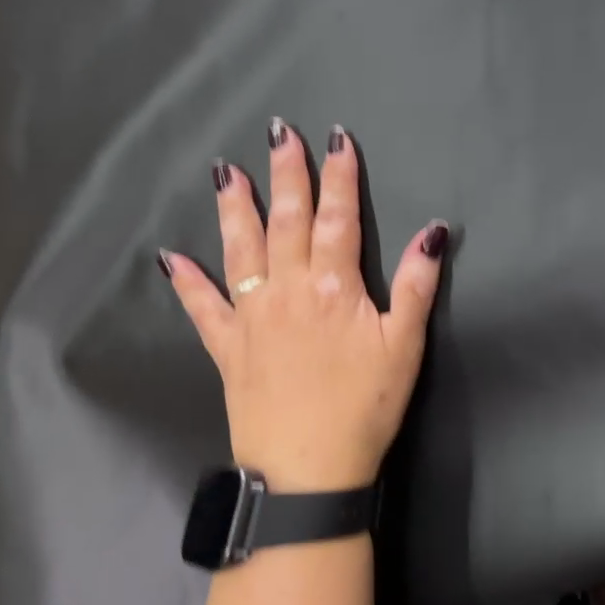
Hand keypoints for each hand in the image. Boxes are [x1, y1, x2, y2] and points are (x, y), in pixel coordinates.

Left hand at [162, 120, 446, 491]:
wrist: (307, 471)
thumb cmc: (366, 404)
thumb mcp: (407, 344)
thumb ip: (418, 283)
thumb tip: (434, 229)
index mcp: (334, 287)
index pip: (337, 218)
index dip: (339, 176)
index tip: (336, 139)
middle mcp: (287, 292)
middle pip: (286, 222)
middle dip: (286, 175)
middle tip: (279, 133)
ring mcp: (251, 319)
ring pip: (241, 251)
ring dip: (236, 209)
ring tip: (227, 173)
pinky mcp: (228, 349)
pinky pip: (202, 308)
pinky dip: (186, 281)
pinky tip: (170, 257)